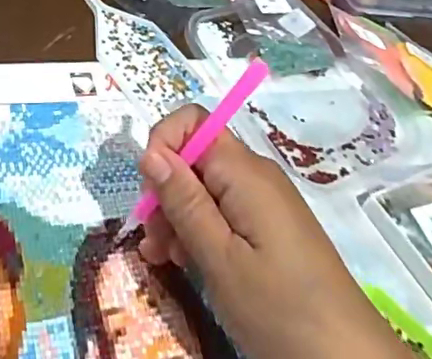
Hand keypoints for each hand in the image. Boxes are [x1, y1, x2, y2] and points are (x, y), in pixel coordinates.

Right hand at [137, 105, 407, 358]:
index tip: (150, 191)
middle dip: (165, 188)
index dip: (163, 143)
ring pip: (205, 187)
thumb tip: (149, 152)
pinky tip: (185, 262)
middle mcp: (255, 176)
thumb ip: (184, 202)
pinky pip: (224, 212)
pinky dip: (199, 230)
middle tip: (151, 238)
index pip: (193, 121)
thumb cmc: (282, 310)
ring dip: (177, 215)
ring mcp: (265, 204)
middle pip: (195, 157)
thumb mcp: (221, 260)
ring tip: (162, 258)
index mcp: (244, 172)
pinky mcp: (271, 230)